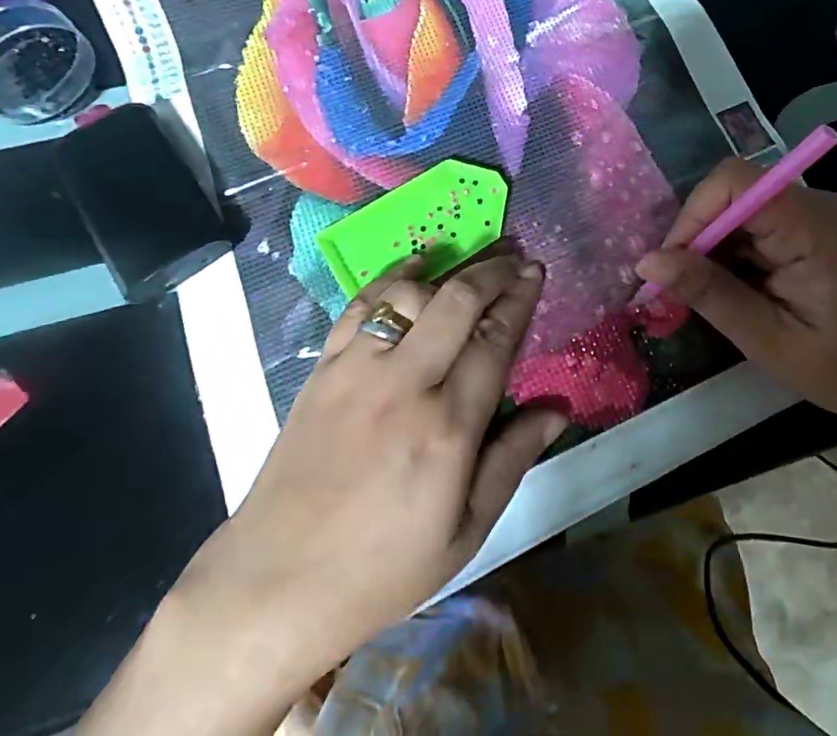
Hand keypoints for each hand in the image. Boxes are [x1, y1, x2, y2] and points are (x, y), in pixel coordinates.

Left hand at [80, 255, 566, 734]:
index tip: (536, 272)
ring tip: (471, 260)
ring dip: (446, 269)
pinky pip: (360, 306)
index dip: (519, 299)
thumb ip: (512, 460)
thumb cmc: (383, 567)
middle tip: (514, 257)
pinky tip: (411, 268)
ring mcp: (356, 370)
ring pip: (408, 294)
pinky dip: (391, 279)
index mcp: (448, 428)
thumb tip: (557, 409)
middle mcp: (404, 384)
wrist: (279, 580)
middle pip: (455, 302)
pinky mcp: (322, 370)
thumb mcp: (465, 531)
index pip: (494, 340)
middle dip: (491, 271)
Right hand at [635, 159, 836, 429]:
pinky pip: (758, 222)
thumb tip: (646, 262)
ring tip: (707, 296)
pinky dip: (734, 252)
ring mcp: (821, 213)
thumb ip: (710, 293)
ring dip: (713, 248)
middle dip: (698, 238)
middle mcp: (821, 205)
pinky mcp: (816, 226)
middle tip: (679, 290)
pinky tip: (735, 289)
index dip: (694, 214)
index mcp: (818, 228)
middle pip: (734, 194)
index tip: (673, 264)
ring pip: (740, 209)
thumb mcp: (767, 340)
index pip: (737, 182)